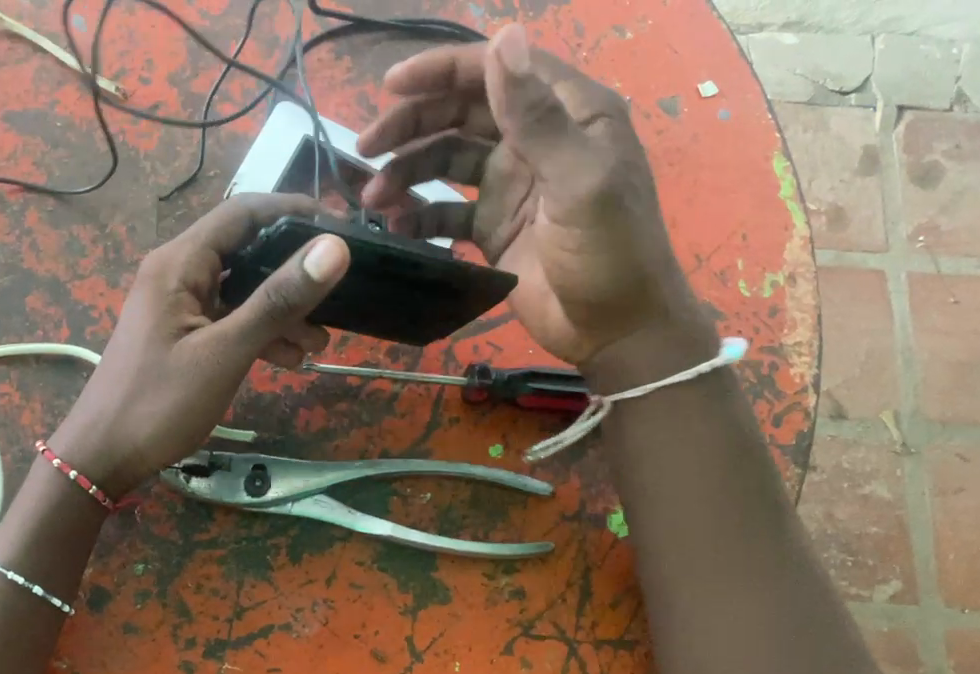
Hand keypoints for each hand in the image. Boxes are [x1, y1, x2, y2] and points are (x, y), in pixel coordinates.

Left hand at [49, 193, 350, 492]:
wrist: (104, 455)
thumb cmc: (159, 402)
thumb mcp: (224, 352)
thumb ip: (278, 300)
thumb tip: (335, 248)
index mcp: (179, 262)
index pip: (244, 212)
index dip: (295, 213)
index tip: (343, 230)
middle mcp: (176, 273)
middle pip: (246, 252)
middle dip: (293, 273)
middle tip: (339, 298)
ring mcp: (176, 306)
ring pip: (240, 292)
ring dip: (280, 312)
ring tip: (319, 343)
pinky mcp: (180, 336)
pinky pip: (227, 321)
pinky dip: (258, 334)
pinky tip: (289, 360)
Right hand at [356, 25, 716, 382]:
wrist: (613, 327)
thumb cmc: (611, 249)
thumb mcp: (578, 179)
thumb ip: (537, 115)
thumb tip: (502, 39)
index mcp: (568, 113)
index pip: (498, 72)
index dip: (443, 71)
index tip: (390, 85)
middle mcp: (534, 141)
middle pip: (462, 114)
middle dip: (411, 125)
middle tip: (366, 146)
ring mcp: (510, 186)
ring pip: (446, 162)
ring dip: (407, 173)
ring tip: (373, 198)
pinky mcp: (491, 228)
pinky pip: (446, 211)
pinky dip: (420, 215)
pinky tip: (399, 227)